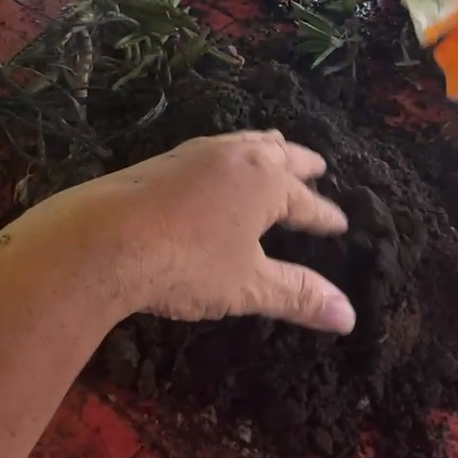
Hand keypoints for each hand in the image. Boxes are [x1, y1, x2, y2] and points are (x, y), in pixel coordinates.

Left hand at [23, 132, 356, 333]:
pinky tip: (219, 162)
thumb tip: (350, 315)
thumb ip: (298, 295)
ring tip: (276, 144)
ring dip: (266, 146)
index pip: (305, 201)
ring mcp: (198, 153)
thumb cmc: (188, 262)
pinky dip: (233, 150)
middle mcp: (236, 157)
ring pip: (244, 143)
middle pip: (278, 156)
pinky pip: (215, 147)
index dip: (324, 215)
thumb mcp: (248, 285)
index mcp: (264, 182)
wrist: (107, 236)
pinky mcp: (167, 159)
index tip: (342, 222)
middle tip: (319, 165)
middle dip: (301, 164)